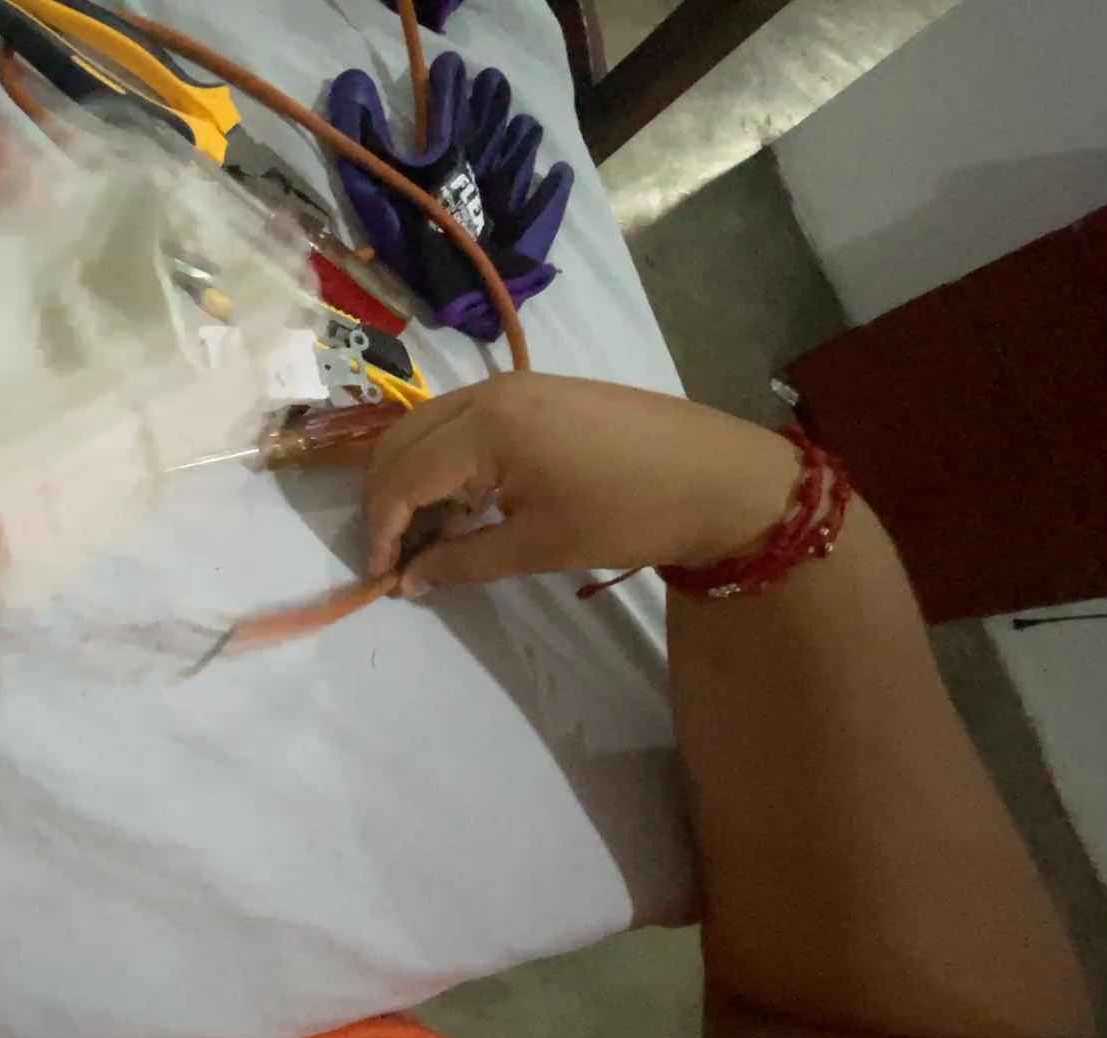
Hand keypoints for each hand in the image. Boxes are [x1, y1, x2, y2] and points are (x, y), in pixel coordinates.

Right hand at [364, 373, 801, 594]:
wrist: (725, 477)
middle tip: (397, 551)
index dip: (382, 529)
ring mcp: (507, 385)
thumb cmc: (630, 515)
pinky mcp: (527, 390)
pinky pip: (454, 421)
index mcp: (486, 429)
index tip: (383, 575)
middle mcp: (485, 394)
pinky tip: (461, 495)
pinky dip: (439, 458)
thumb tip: (407, 583)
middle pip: (398, 444)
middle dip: (385, 500)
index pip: (401, 477)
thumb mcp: (538, 547)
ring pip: (422, 427)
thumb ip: (459, 562)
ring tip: (427, 527)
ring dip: (409, 477)